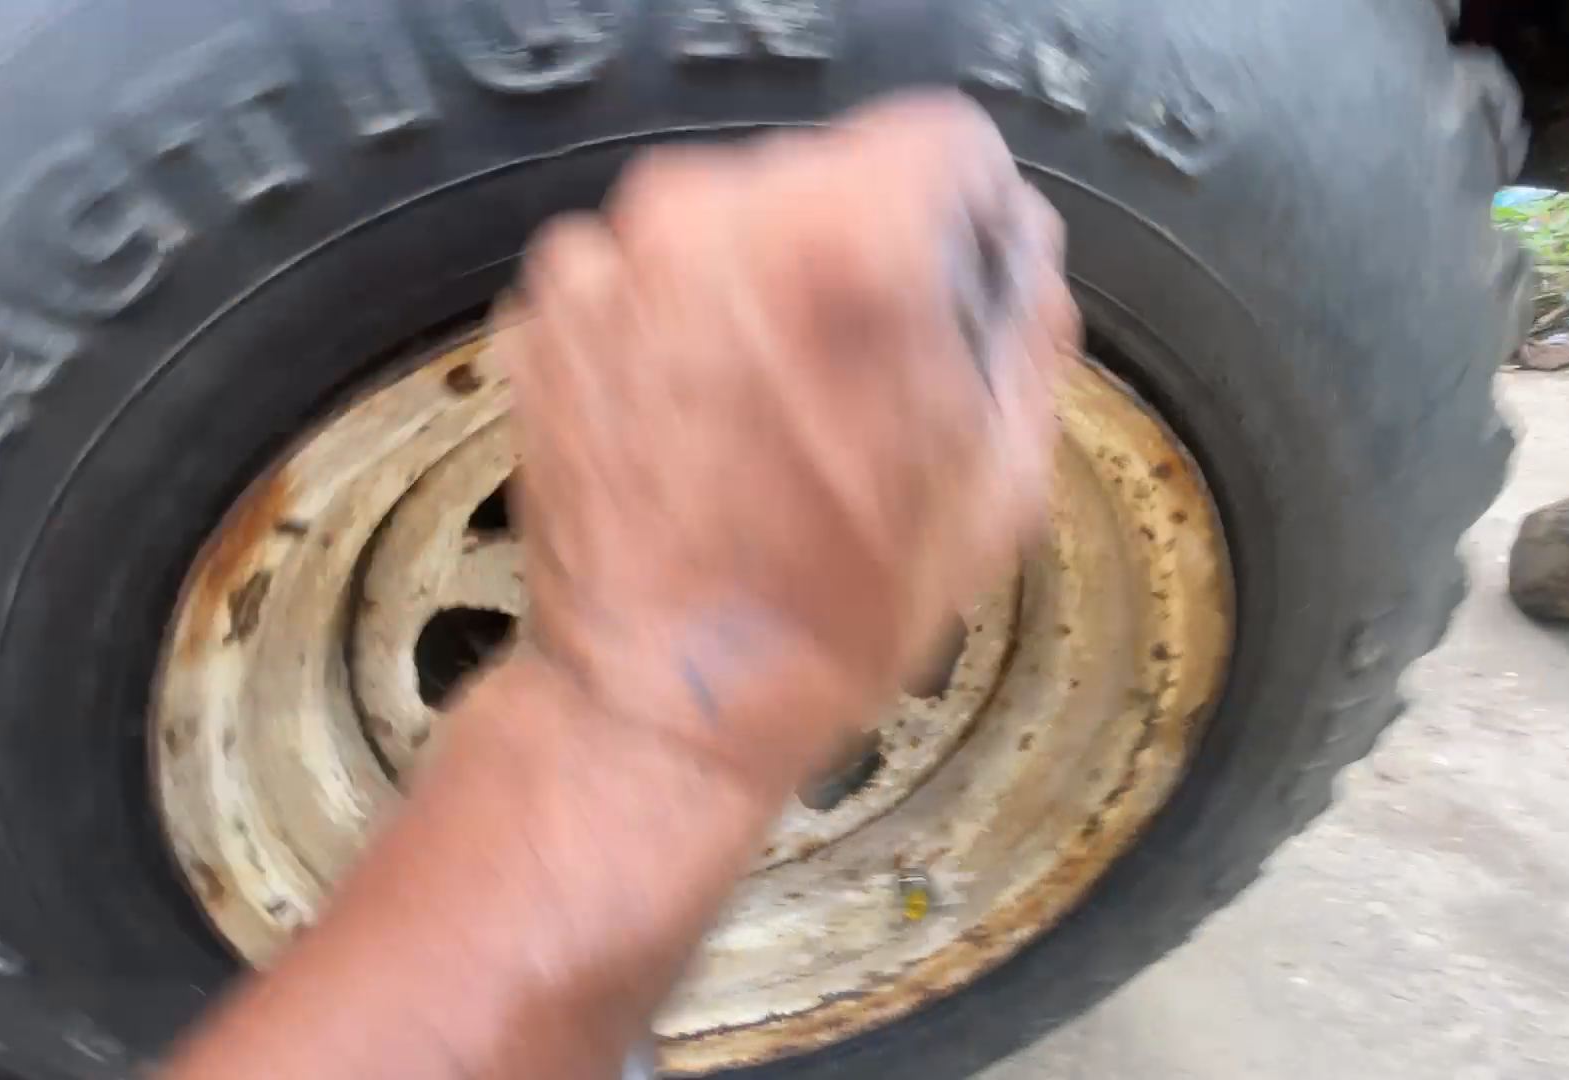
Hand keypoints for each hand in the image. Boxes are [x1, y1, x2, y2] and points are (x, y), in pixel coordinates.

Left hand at [498, 91, 1076, 794]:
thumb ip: (1024, 327)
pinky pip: (642, 273)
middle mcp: (710, 218)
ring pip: (728, 223)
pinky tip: (682, 418)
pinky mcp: (543, 314)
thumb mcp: (996, 483)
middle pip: (828, 177)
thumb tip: (1008, 250)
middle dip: (855, 260)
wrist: (661, 697)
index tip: (938, 296)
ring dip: (753, 293)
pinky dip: (669, 322)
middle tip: (842, 385)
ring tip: (752, 415)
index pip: (944, 144)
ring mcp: (607, 260)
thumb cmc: (831, 615)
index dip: (959, 225)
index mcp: (850, 248)